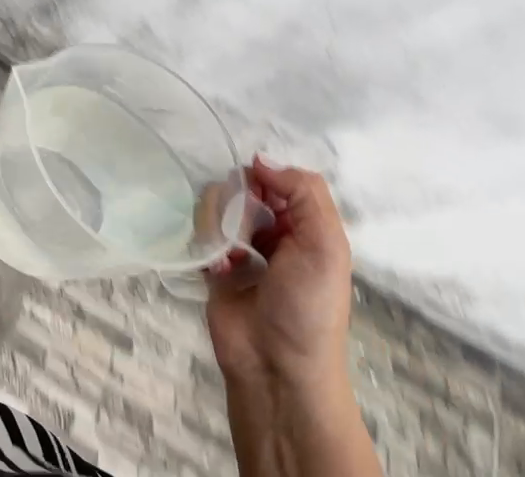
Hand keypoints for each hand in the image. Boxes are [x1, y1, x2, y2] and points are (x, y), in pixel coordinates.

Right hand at [203, 159, 352, 388]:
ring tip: (230, 255)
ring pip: (216, 207)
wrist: (275, 365)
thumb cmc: (308, 306)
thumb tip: (259, 158)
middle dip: (238, 202)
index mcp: (307, 225)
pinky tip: (217, 270)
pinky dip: (206, 247)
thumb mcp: (326, 245)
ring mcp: (240, 248)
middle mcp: (273, 232)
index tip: (256, 189)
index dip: (264, 177)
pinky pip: (199, 234)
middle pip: (242, 188)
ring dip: (220, 226)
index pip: (279, 179)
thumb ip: (303, 193)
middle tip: (244, 229)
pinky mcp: (212, 264)